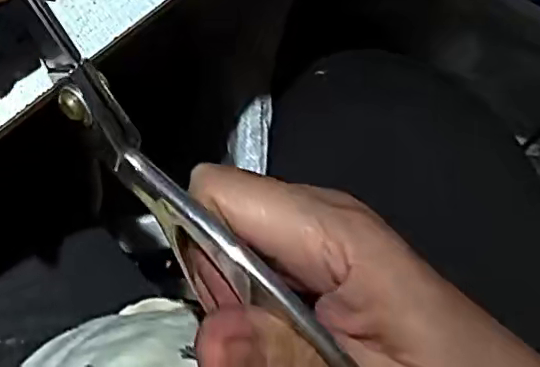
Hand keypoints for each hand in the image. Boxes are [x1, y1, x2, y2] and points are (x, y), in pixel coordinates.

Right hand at [188, 166, 539, 366]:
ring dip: (242, 303)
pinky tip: (302, 345)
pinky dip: (265, 306)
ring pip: (237, 243)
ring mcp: (330, 234)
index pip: (214, 189)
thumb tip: (208, 335)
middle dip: (222, 284)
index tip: (231, 316)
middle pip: (220, 217)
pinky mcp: (335, 258)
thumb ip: (283, 358)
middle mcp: (323, 213)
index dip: (204, 249)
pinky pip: (267, 263)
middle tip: (271, 347)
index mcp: (330, 225)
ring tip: (295, 352)